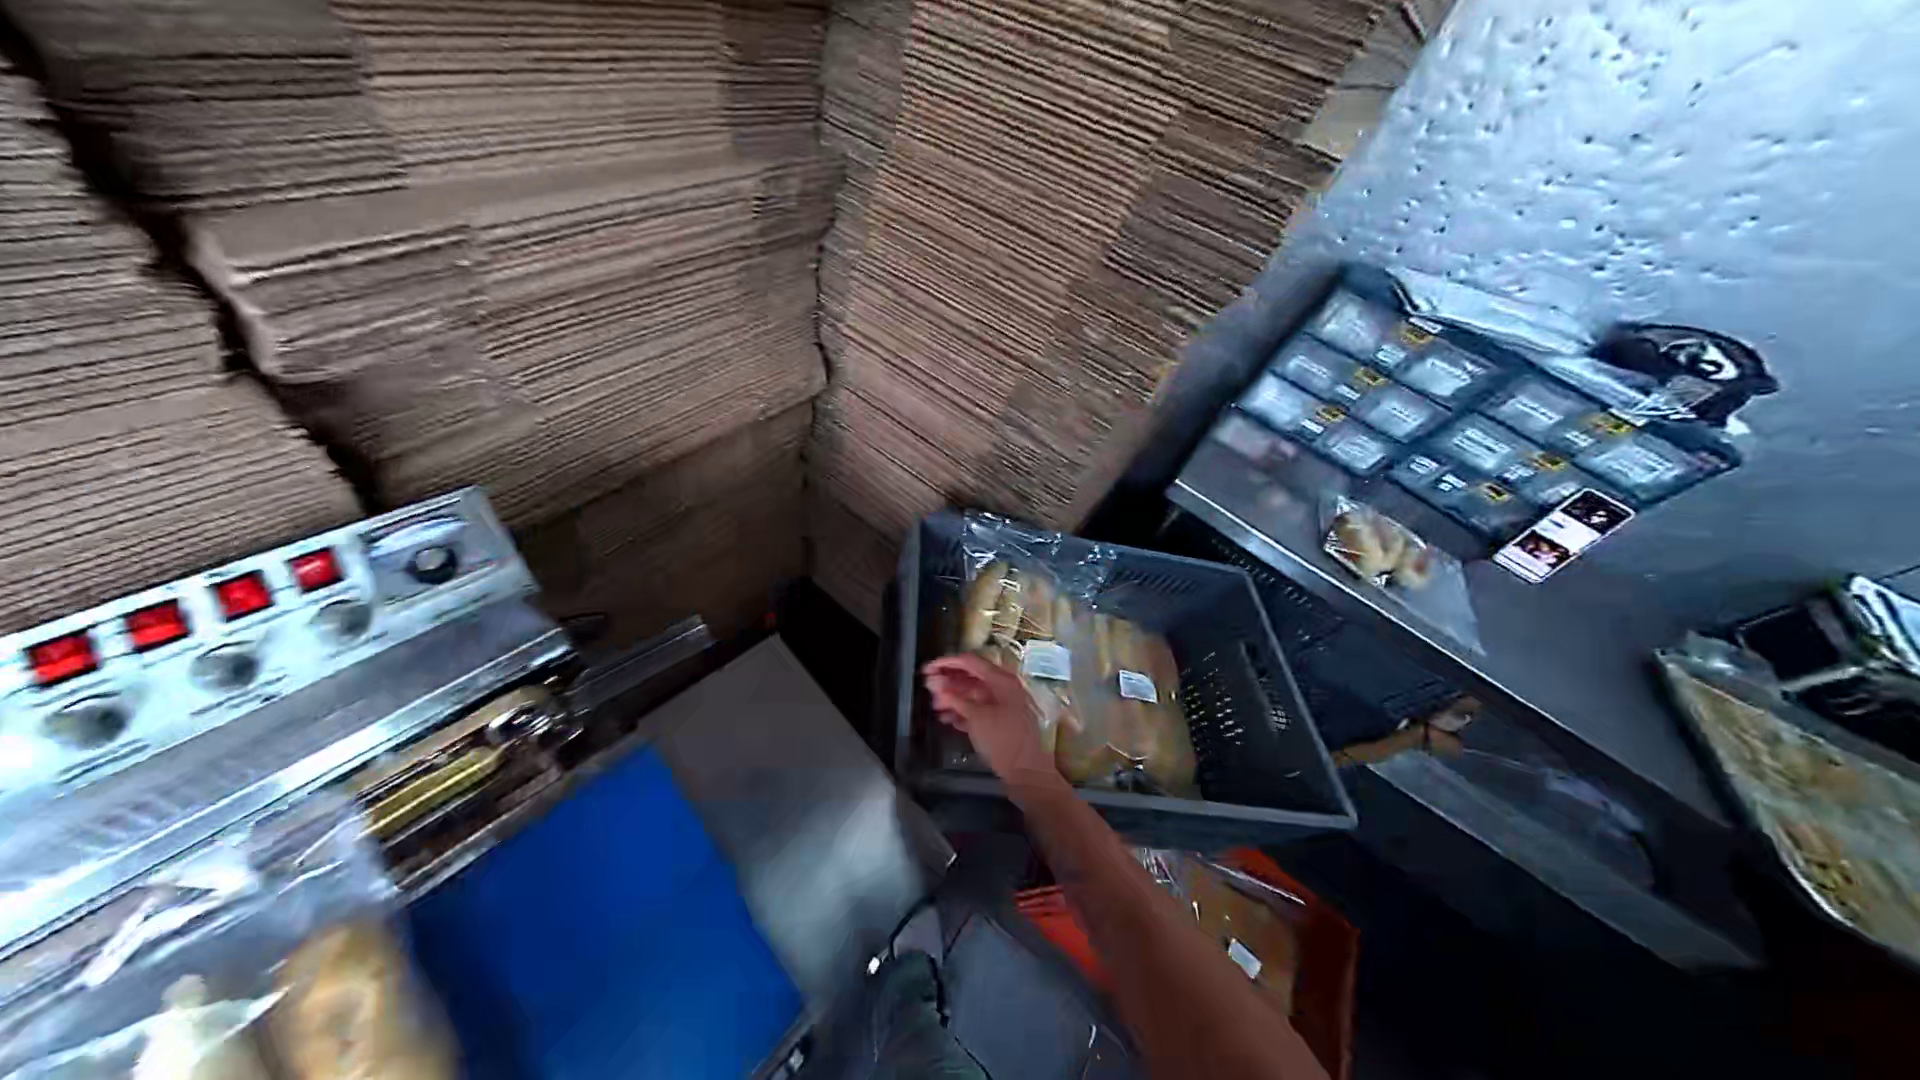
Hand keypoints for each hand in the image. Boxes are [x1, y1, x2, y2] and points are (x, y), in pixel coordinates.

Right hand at [922, 653, 1060, 786]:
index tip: (927, 669)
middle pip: (971, 677)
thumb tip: (935, 683)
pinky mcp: (1001, 721)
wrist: (1026, 772)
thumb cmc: (1003, 740)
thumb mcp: (976, 717)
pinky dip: (963, 712)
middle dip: (948, 682)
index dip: (946, 663)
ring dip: (953, 699)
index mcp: (1002, 680)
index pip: (970, 662)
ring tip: (935, 708)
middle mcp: (1004, 688)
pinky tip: (948, 720)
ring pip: (974, 694)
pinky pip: (979, 709)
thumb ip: (954, 698)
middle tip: (928, 688)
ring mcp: (1004, 705)